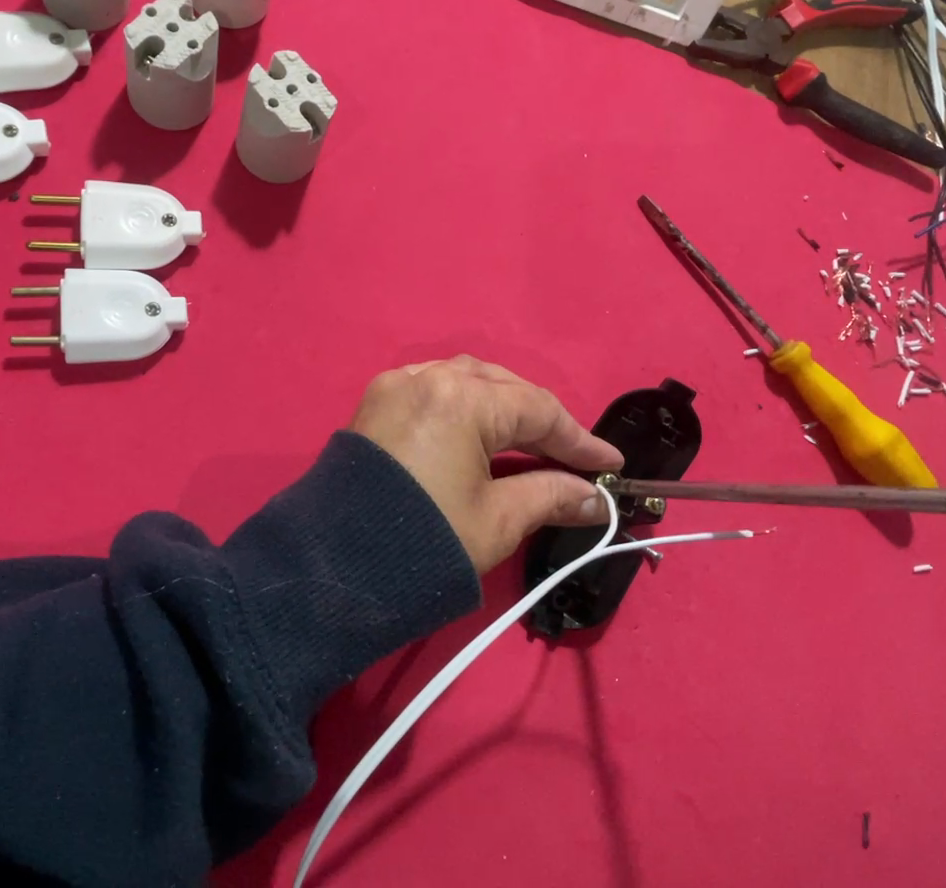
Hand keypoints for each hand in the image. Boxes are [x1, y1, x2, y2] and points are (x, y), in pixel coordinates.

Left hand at [351, 357, 622, 573]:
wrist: (335, 568)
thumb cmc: (426, 540)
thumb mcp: (497, 520)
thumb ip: (551, 496)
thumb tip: (594, 497)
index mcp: (460, 398)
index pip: (537, 410)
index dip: (578, 440)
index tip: (610, 464)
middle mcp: (427, 377)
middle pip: (501, 388)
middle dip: (540, 420)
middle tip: (572, 456)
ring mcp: (396, 387)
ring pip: (465, 382)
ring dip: (502, 408)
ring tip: (531, 443)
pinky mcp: (376, 406)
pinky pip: (433, 392)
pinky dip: (464, 408)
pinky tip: (480, 434)